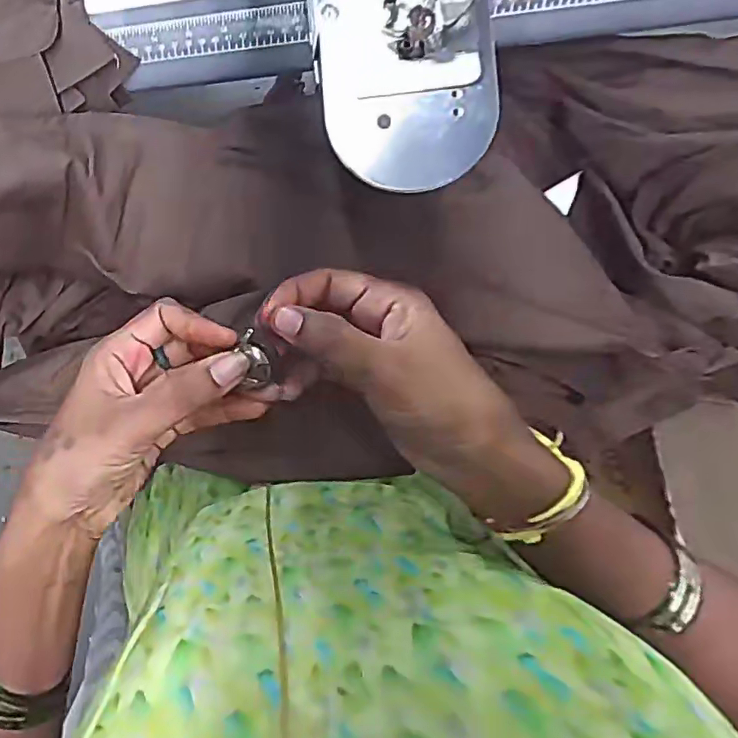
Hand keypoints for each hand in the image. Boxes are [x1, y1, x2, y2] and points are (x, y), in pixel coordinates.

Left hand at [12, 299, 268, 541]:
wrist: (63, 514)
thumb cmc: (82, 457)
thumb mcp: (133, 420)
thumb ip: (185, 392)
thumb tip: (236, 363)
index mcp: (116, 354)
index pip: (163, 320)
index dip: (199, 327)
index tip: (233, 344)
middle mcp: (134, 370)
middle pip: (185, 349)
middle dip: (221, 357)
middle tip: (262, 368)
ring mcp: (149, 400)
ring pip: (195, 381)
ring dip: (229, 385)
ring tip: (268, 389)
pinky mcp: (161, 428)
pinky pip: (197, 410)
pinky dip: (223, 409)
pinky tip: (253, 408)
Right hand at [258, 269, 567, 521]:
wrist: (474, 455)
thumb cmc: (436, 399)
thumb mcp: (381, 365)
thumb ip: (330, 338)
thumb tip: (279, 315)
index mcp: (389, 301)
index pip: (330, 283)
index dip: (294, 295)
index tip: (264, 321)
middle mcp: (377, 319)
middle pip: (321, 310)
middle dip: (289, 328)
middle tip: (262, 355)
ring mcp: (371, 350)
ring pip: (320, 341)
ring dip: (294, 356)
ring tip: (275, 382)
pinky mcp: (366, 379)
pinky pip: (326, 367)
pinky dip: (307, 375)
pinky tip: (291, 391)